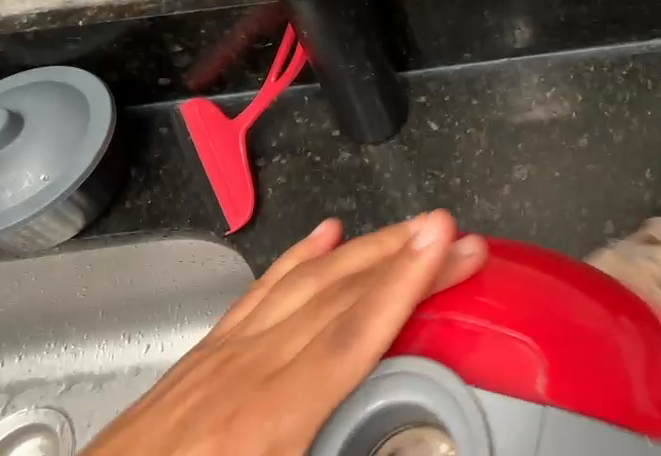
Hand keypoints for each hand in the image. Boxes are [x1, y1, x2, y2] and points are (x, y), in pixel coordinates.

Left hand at [87, 211, 487, 455]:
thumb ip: (341, 450)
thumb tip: (396, 443)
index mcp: (265, 424)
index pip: (351, 335)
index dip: (404, 283)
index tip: (443, 238)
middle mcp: (246, 374)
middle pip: (340, 296)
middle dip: (405, 256)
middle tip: (457, 233)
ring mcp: (221, 357)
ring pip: (305, 282)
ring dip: (367, 248)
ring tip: (415, 227)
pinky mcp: (202, 357)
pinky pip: (260, 292)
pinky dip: (299, 258)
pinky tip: (326, 234)